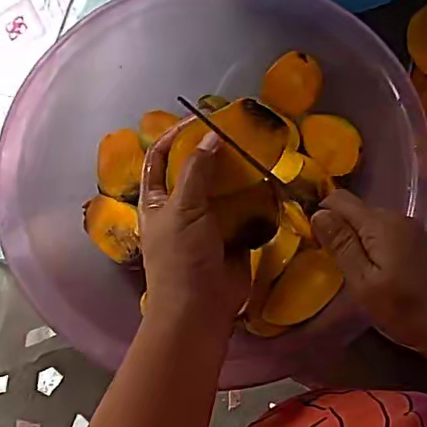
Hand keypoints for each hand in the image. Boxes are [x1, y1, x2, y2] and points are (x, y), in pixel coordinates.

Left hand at [138, 123, 252, 329]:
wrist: (200, 308)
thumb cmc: (181, 257)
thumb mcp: (183, 207)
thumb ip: (197, 170)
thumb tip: (212, 135)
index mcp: (156, 200)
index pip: (159, 158)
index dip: (174, 136)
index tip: (198, 119)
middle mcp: (180, 209)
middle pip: (195, 171)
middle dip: (213, 152)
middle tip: (238, 132)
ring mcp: (207, 224)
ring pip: (222, 190)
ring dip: (238, 174)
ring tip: (258, 151)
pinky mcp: (231, 238)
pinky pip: (244, 212)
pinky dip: (255, 199)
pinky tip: (270, 182)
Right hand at [310, 189, 426, 352]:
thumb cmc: (403, 308)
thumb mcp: (363, 281)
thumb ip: (341, 245)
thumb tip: (318, 214)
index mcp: (380, 223)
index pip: (339, 199)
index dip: (320, 214)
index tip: (311, 242)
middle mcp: (396, 217)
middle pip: (354, 210)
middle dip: (336, 229)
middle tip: (326, 262)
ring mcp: (408, 229)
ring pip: (367, 223)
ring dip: (352, 239)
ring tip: (345, 269)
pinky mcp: (414, 243)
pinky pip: (381, 233)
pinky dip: (368, 246)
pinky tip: (367, 270)